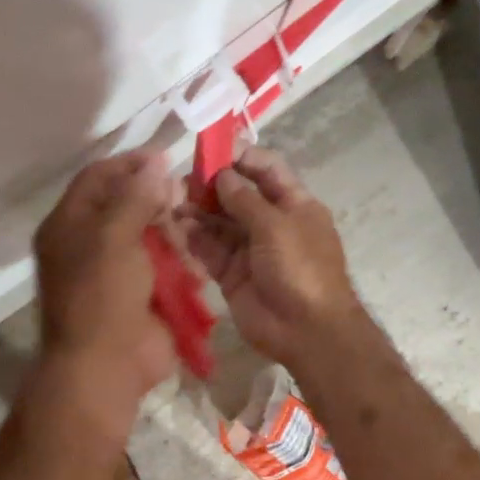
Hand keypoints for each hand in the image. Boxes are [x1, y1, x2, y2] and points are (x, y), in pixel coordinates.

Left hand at [33, 150, 178, 402]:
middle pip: (129, 207)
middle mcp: (91, 246)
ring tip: (189, 241)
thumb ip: (134, 198)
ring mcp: (120, 275)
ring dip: (174, 237)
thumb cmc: (101, 297)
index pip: (98, 179)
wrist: (107, 367)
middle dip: (158, 204)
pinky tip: (195, 268)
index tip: (166, 159)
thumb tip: (156, 165)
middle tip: (183, 204)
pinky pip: (168, 272)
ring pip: (153, 239)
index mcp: (69, 226)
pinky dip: (183, 267)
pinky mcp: (145, 299)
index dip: (129, 165)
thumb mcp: (113, 237)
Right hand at [181, 148, 369, 369]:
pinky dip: (194, 239)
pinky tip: (177, 225)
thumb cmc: (300, 268)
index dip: (240, 157)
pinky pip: (210, 251)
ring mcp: (250, 251)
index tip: (211, 150)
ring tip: (173, 201)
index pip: (266, 170)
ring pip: (219, 223)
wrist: (306, 330)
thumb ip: (245, 199)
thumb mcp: (276, 225)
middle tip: (182, 180)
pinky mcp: (232, 276)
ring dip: (197, 211)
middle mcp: (271, 224)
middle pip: (238, 195)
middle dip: (211, 185)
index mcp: (294, 204)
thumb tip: (222, 176)